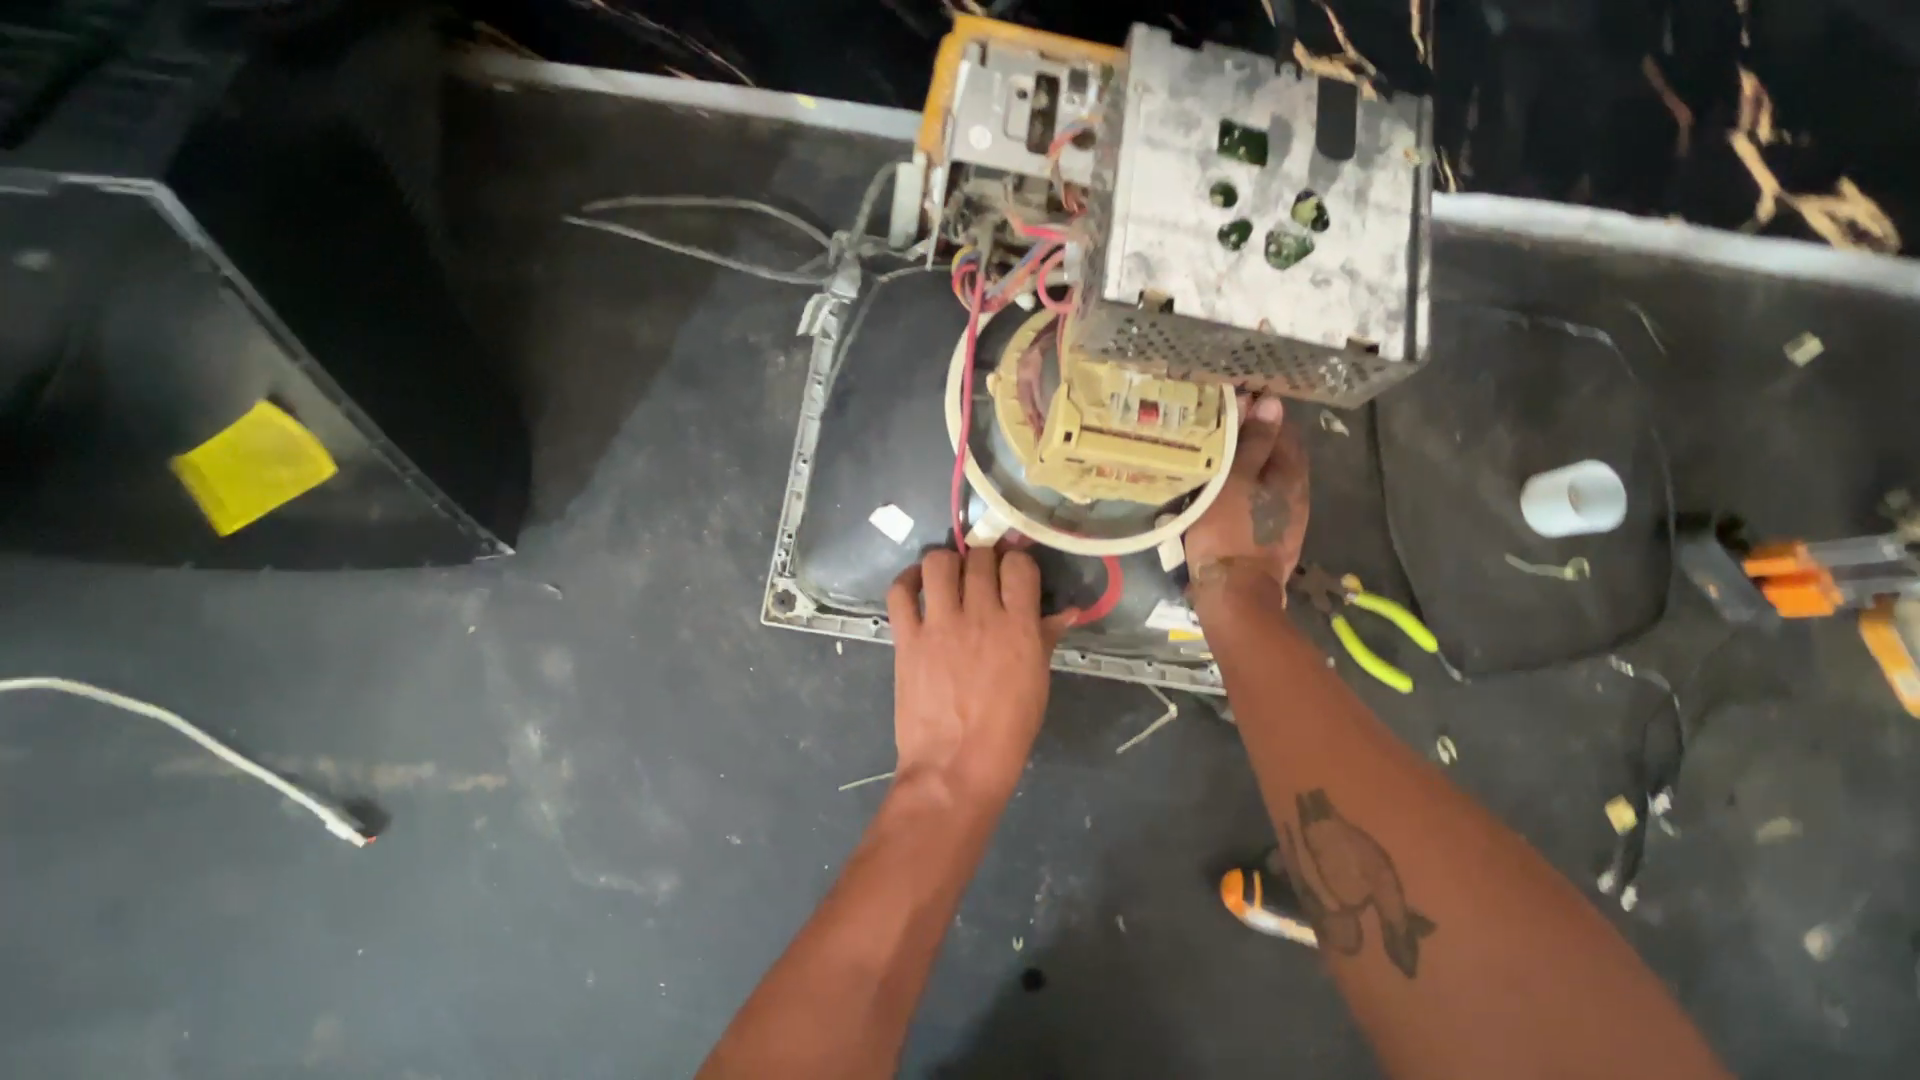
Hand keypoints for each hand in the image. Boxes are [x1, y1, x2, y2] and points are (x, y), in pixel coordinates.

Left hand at [887, 548, 1074, 803]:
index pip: (1019, 566)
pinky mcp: (906, 638)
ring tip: (949, 577)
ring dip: (947, 562)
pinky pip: (901, 592)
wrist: (955, 766)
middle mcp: (979, 615)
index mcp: (1019, 626)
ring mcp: (939, 625)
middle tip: (981, 576)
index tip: (1012, 572)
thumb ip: (1046, 638)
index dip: (1016, 563)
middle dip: (983, 560)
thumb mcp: (1037, 682)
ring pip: (939, 563)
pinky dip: (907, 580)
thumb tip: (1066, 612)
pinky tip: (917, 584)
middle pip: (979, 558)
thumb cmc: (1007, 730)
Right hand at [1185, 394, 1310, 599]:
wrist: (1235, 592)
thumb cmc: (1229, 530)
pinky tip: (1225, 498)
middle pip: (1278, 456)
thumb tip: (1272, 404)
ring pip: (1269, 482)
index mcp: (1291, 474)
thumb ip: (1253, 442)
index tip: (1232, 409)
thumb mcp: (1234, 479)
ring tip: (1218, 465)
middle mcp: (1297, 493)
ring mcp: (1288, 519)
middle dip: (1254, 444)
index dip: (1260, 416)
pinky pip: (1261, 504)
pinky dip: (1245, 494)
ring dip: (1248, 471)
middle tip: (1221, 435)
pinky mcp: (1274, 539)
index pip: (1283, 430)